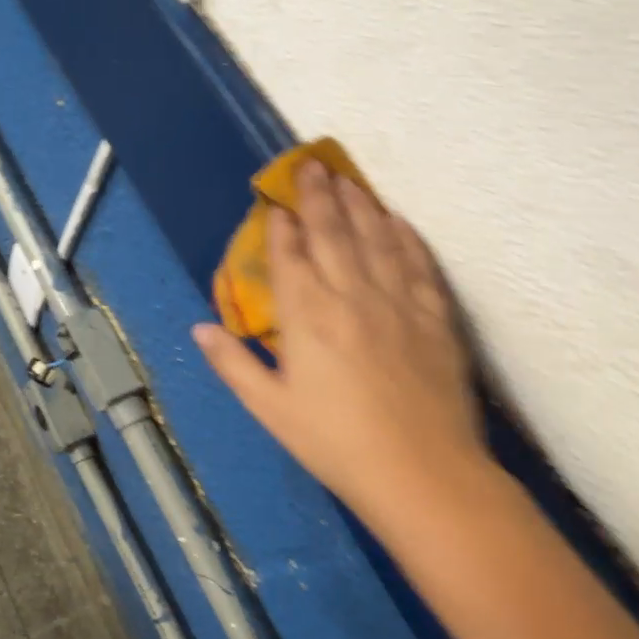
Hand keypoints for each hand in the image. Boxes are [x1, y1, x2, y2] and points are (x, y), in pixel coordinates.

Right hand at [194, 161, 489, 511]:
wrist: (422, 471)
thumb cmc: (334, 442)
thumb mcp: (270, 408)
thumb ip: (234, 363)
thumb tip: (202, 327)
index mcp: (307, 317)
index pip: (291, 257)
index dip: (281, 228)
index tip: (275, 203)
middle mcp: (352, 296)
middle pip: (334, 233)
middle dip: (318, 197)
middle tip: (310, 166)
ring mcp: (399, 302)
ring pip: (377, 239)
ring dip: (360, 205)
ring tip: (348, 179)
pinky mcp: (436, 317)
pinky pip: (419, 263)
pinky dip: (406, 236)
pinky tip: (397, 220)